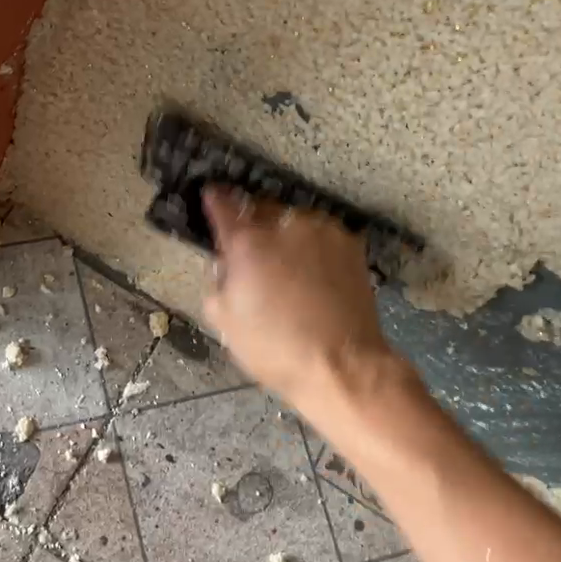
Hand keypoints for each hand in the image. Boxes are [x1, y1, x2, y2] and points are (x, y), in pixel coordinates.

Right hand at [200, 185, 395, 401]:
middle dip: (251, 223)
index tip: (211, 197)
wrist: (342, 364)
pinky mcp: (350, 244)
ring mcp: (321, 231)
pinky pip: (320, 235)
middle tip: (250, 251)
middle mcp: (285, 225)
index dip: (214, 200)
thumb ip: (218, 279)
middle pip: (259, 208)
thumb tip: (227, 263)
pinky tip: (312, 274)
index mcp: (247, 242)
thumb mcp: (224, 319)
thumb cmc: (275, 348)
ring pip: (293, 220)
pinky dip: (311, 246)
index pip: (222, 204)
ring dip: (284, 234)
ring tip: (286, 267)